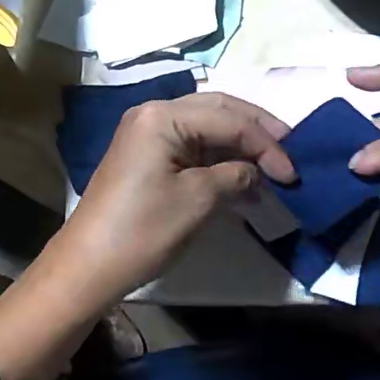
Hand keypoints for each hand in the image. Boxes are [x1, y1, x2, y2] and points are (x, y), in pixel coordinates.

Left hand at [38, 93, 294, 312]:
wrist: (86, 269)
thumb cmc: (142, 230)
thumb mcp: (198, 200)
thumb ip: (235, 175)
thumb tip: (258, 172)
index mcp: (164, 116)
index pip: (229, 120)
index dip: (266, 144)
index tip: (293, 173)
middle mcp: (155, 113)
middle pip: (220, 110)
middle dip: (257, 131)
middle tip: (290, 151)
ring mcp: (149, 133)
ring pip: (209, 127)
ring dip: (241, 145)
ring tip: (273, 168)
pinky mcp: (149, 155)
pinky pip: (194, 145)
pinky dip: (221, 159)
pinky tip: (245, 178)